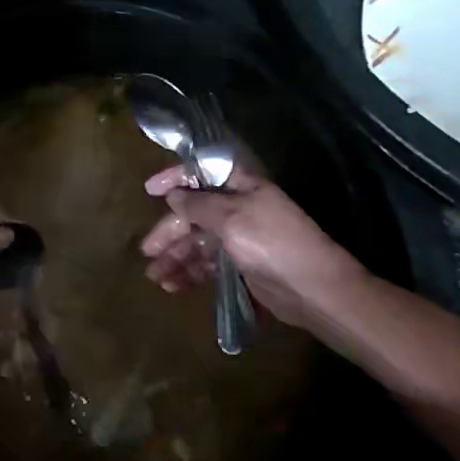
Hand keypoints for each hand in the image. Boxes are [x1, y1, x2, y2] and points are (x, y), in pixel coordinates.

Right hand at [139, 164, 366, 332]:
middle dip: (171, 231)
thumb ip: (200, 204)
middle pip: (196, 213)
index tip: (149, 190)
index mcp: (242, 186)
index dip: (176, 178)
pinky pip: (210, 265)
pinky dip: (192, 273)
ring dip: (177, 257)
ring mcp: (241, 238)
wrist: (312, 288)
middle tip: (147, 252)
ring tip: (156, 277)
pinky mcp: (242, 266)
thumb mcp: (232, 217)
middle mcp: (240, 208)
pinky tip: (174, 286)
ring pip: (200, 242)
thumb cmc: (272, 243)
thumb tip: (175, 194)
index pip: (203, 172)